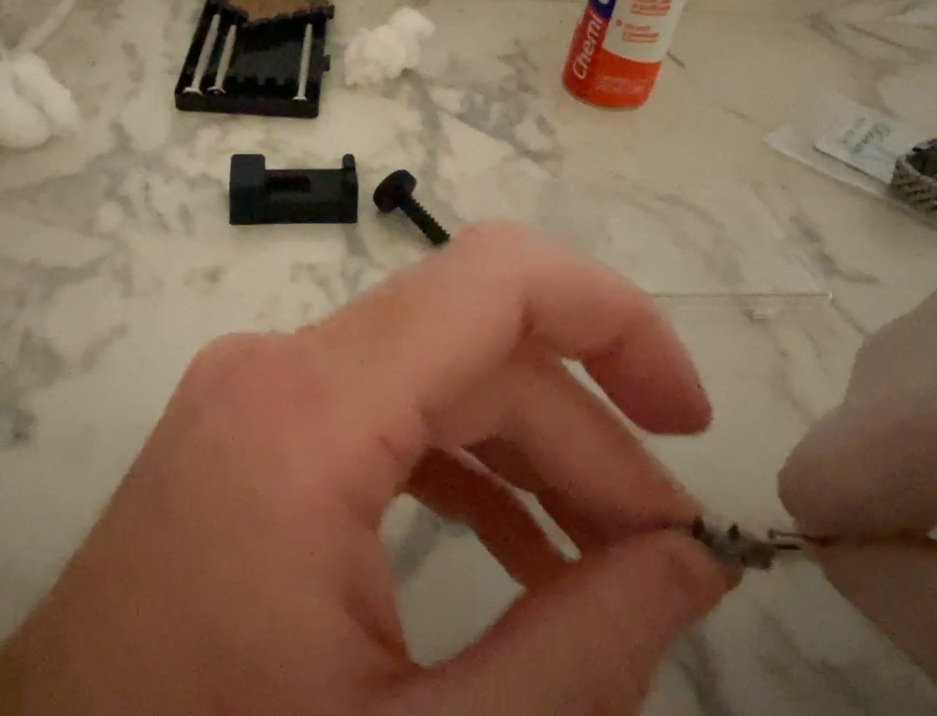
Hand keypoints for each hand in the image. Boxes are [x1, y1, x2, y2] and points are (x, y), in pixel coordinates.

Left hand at [0, 223, 731, 714]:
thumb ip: (581, 655)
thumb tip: (688, 565)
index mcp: (304, 416)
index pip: (494, 281)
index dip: (616, 321)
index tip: (690, 421)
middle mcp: (272, 372)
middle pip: (474, 348)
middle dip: (588, 435)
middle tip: (666, 553)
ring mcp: (250, 398)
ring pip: (434, 380)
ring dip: (533, 456)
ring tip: (610, 563)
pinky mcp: (245, 438)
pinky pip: (382, 420)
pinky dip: (464, 470)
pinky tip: (520, 552)